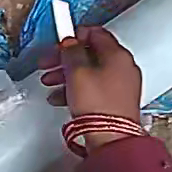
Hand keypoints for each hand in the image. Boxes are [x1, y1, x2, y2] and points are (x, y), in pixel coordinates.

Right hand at [40, 25, 143, 142]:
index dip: (75, 35)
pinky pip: (93, 88)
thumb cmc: (97, 104)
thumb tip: (70, 42)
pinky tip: (60, 98)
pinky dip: (76, 89)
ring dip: (67, 75)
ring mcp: (121, 85)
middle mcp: (123, 67)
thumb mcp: (76, 72)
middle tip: (48, 63)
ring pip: (90, 72)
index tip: (60, 40)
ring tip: (50, 83)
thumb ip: (71, 52)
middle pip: (90, 55)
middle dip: (65, 59)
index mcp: (117, 54)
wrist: (110, 138)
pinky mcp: (116, 101)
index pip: (96, 34)